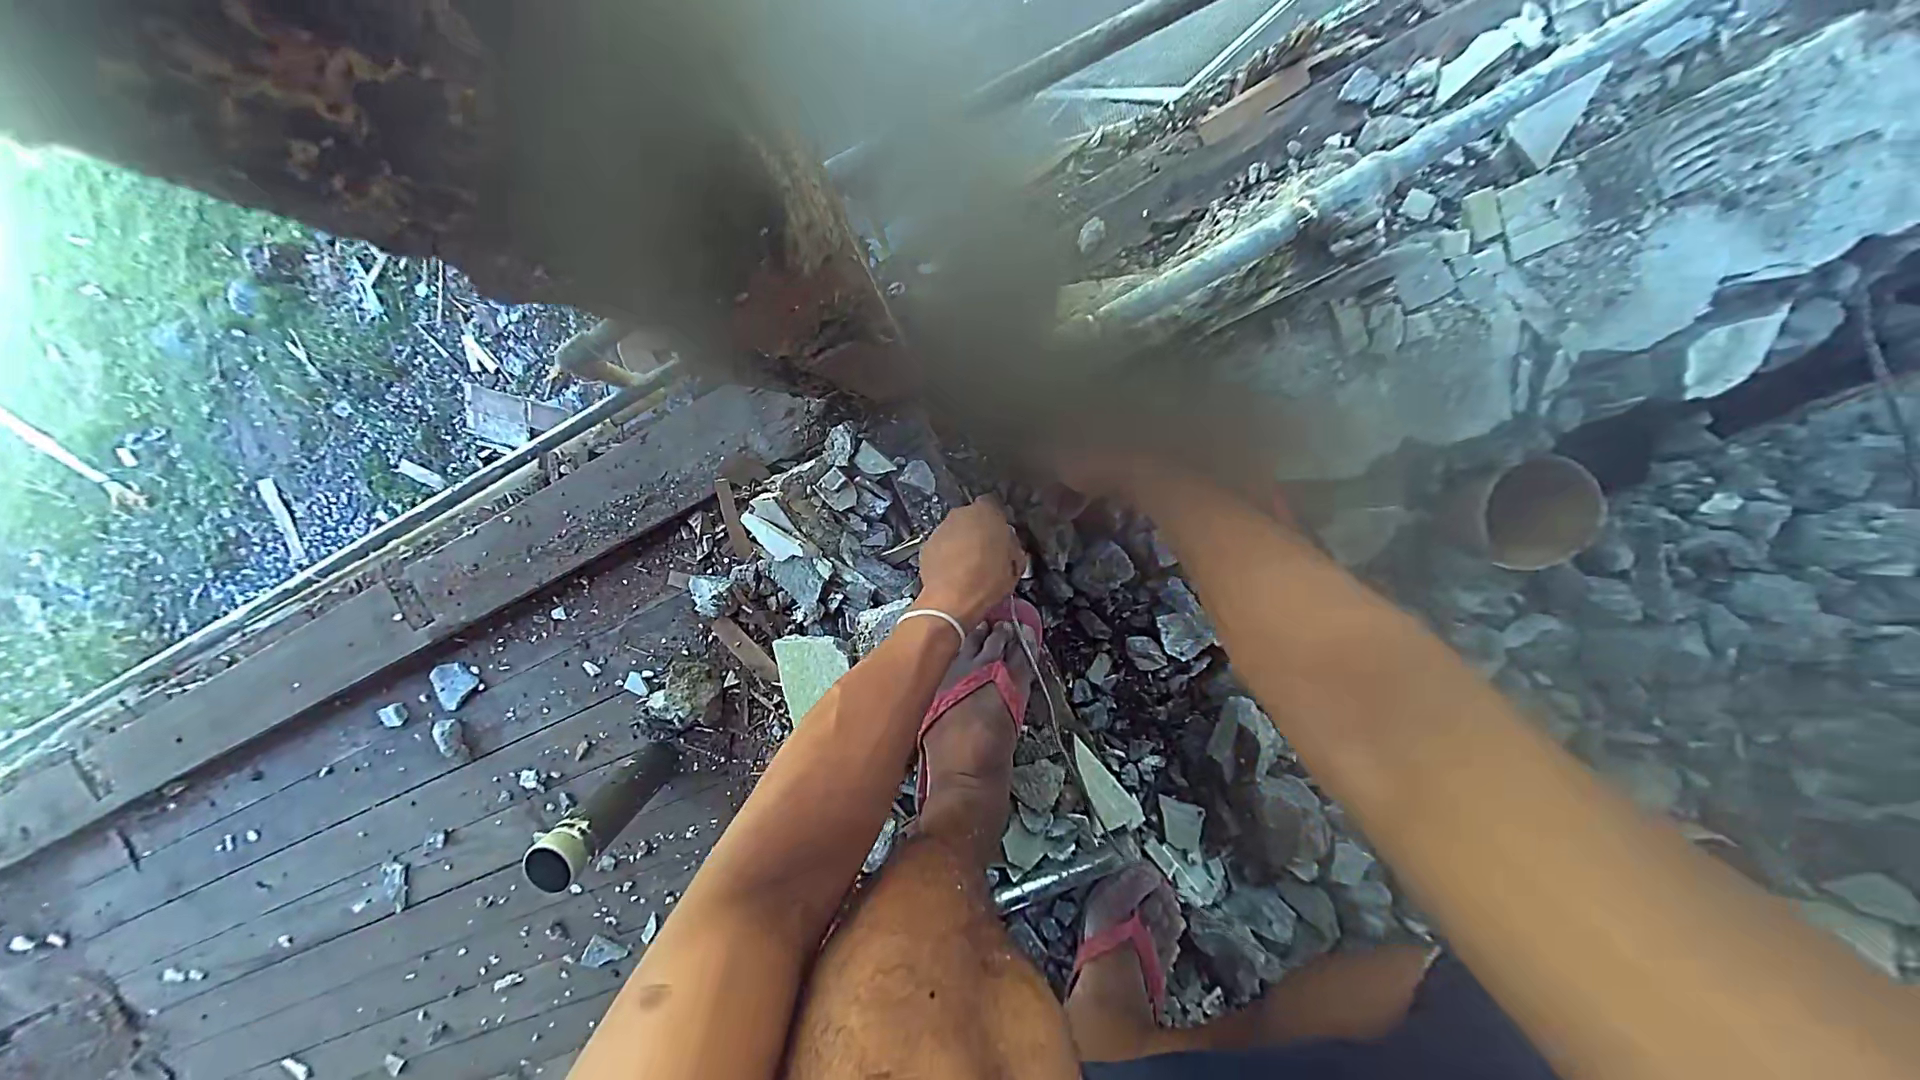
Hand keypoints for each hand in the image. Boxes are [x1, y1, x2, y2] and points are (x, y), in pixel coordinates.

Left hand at [915, 498, 1026, 627]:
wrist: (951, 600)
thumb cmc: (988, 581)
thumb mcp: (1014, 565)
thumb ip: (1012, 546)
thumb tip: (1008, 543)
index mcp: (987, 512)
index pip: (994, 504)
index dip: (998, 520)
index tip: (1001, 535)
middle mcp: (961, 514)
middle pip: (972, 517)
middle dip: (978, 530)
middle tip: (986, 551)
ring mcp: (940, 529)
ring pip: (955, 531)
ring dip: (961, 542)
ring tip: (968, 565)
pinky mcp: (926, 545)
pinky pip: (942, 545)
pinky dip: (946, 554)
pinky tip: (953, 571)